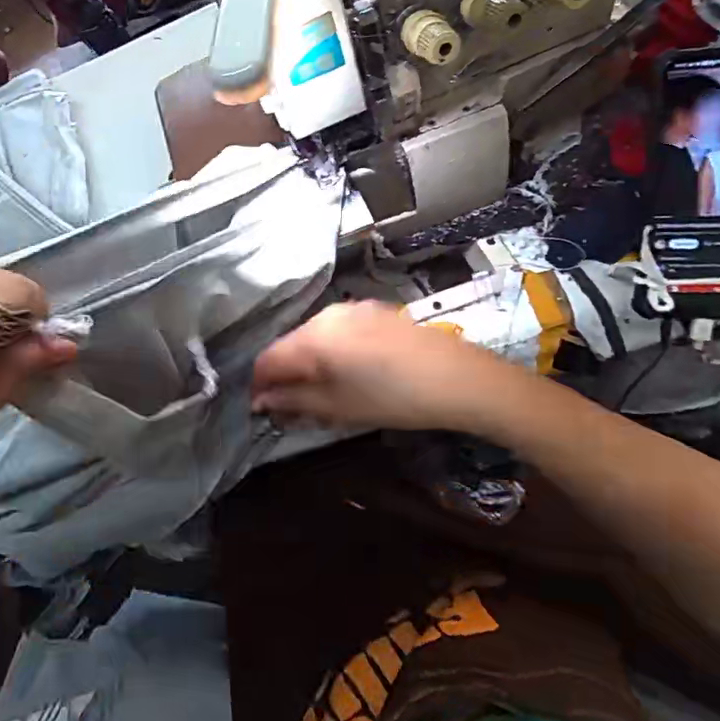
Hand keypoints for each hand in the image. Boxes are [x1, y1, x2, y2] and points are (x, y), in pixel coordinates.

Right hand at [252, 301, 533, 434]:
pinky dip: (332, 351)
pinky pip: (337, 330)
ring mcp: (352, 309)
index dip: (259, 387)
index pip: (266, 360)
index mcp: (310, 337)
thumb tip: (262, 400)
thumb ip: (293, 401)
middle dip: (285, 375)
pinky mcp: (375, 311)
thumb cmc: (393, 398)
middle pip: (288, 345)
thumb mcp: (338, 407)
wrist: (461, 377)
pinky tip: (352, 373)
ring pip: (313, 336)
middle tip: (294, 408)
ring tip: (325, 393)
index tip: (264, 411)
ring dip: (309, 363)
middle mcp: (325, 315)